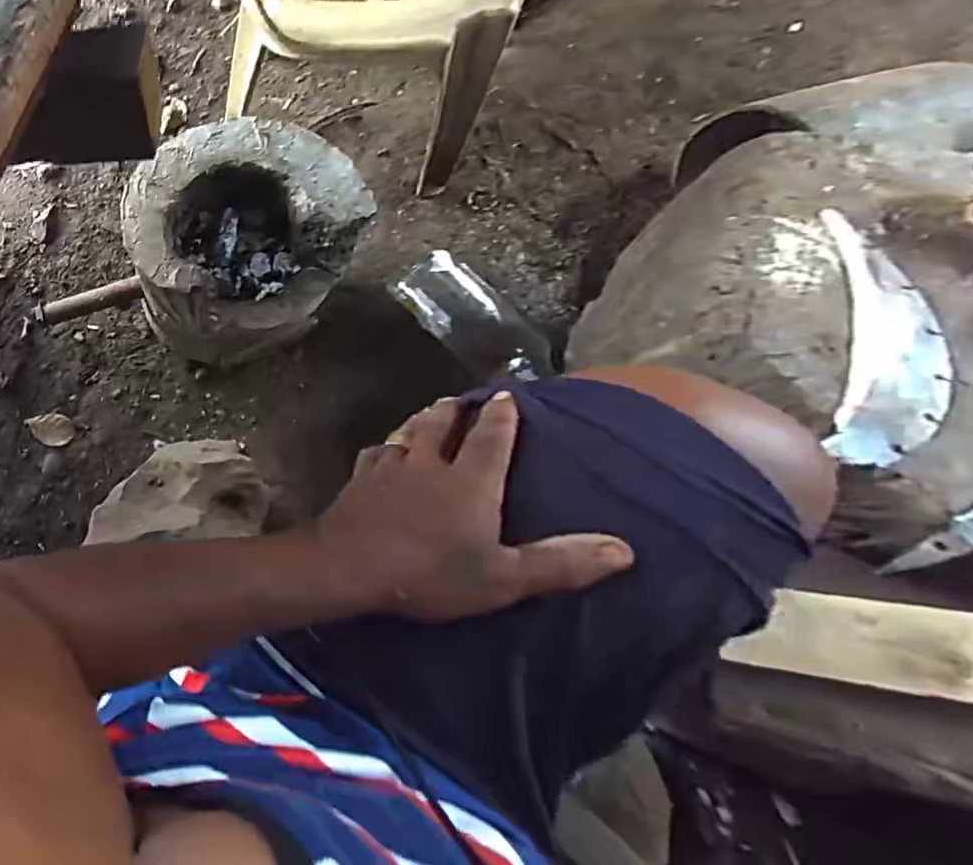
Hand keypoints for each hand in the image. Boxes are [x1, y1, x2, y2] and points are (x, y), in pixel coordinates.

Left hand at [313, 391, 633, 621]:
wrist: (348, 566)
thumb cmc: (429, 574)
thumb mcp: (503, 578)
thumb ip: (559, 562)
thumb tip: (624, 547)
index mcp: (468, 482)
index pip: (490, 439)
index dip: (500, 416)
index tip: (506, 394)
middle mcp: (427, 465)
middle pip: (441, 426)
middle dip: (454, 410)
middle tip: (460, 398)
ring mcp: (388, 469)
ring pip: (406, 434)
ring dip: (418, 421)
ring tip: (426, 413)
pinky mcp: (358, 480)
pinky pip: (375, 453)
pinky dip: (385, 447)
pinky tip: (382, 450)